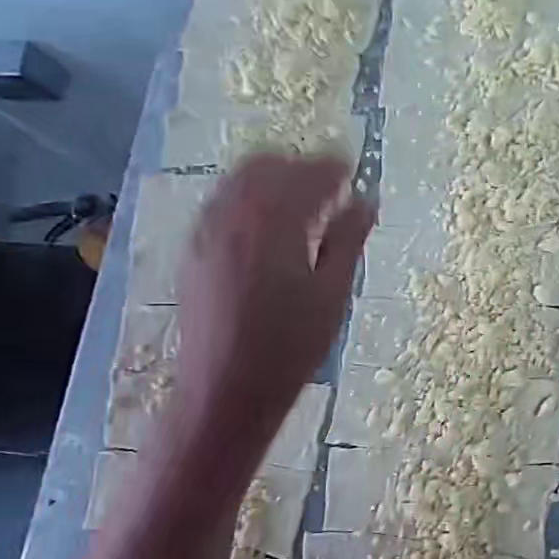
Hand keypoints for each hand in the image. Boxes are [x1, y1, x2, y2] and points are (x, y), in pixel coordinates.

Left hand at [170, 154, 373, 449]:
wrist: (223, 392)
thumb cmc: (288, 350)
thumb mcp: (331, 296)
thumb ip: (347, 241)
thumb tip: (366, 202)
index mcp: (273, 223)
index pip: (306, 175)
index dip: (333, 168)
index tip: (352, 172)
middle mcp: (233, 216)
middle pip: (266, 166)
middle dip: (298, 167)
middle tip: (326, 186)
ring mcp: (206, 232)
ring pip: (238, 181)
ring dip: (270, 179)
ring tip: (298, 204)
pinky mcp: (192, 251)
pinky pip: (220, 204)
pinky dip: (245, 199)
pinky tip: (263, 227)